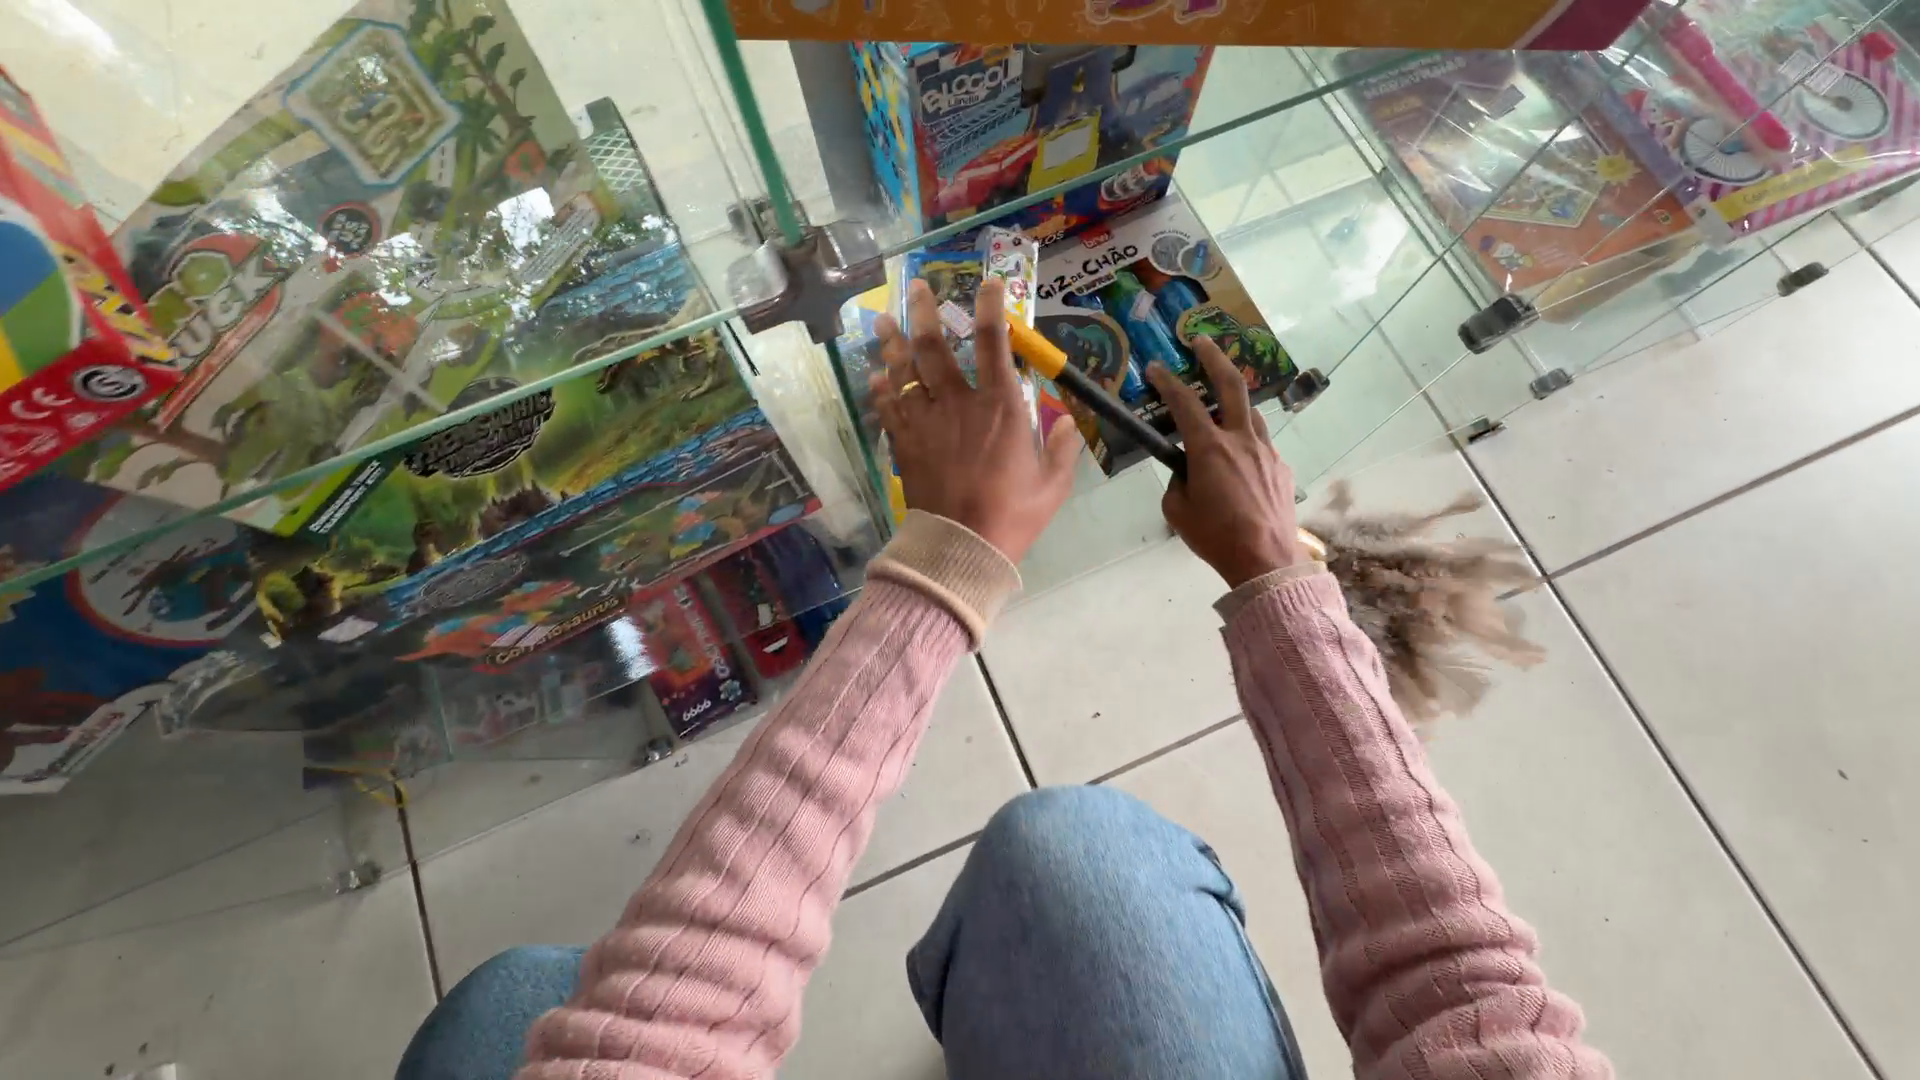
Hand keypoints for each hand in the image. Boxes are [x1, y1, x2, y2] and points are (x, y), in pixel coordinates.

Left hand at [871, 277, 1081, 561]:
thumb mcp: (1052, 485)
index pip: (994, 343)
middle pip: (934, 347)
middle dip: (924, 311)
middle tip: (917, 287)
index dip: (991, 307)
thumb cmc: (1011, 515)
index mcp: (1000, 407)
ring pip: (903, 371)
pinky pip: (888, 407)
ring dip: (892, 343)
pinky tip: (876, 374)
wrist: (961, 546)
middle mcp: (958, 404)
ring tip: (883, 319)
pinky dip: (881, 388)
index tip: (988, 284)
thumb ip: (1062, 449)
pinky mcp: (904, 443)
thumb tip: (1068, 421)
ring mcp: (925, 422)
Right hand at [1148, 339, 1302, 586]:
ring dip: (1233, 404)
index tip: (1157, 368)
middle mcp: (1241, 440)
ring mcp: (1267, 452)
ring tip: (1221, 407)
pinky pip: (1261, 446)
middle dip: (1214, 358)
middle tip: (1201, 342)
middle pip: (1231, 385)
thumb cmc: (1215, 537)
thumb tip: (1185, 473)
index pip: (1184, 403)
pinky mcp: (1282, 469)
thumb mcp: (1177, 511)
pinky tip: (1239, 465)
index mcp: (1210, 449)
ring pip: (1251, 414)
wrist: (1266, 561)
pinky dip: (1246, 445)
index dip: (1167, 382)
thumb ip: (1177, 483)